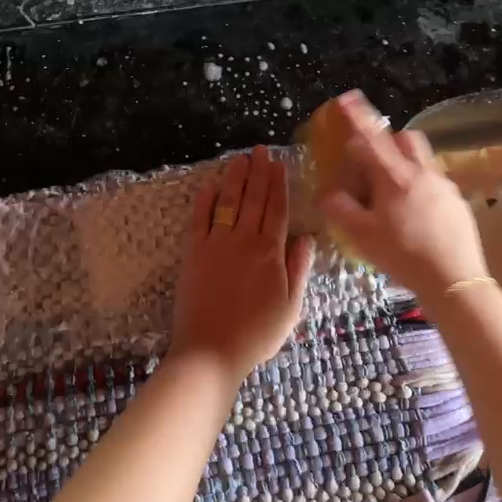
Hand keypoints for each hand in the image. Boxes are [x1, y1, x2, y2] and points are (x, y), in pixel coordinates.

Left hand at [170, 146, 316, 383]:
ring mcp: (216, 244)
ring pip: (227, 202)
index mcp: (270, 253)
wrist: (210, 352)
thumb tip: (307, 237)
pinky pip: (199, 219)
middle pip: (253, 198)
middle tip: (260, 149)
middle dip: (258, 172)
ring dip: (234, 178)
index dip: (278, 184)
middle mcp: (243, 241)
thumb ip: (299, 269)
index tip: (278, 163)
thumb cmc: (256, 335)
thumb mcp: (290, 308)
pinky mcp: (193, 253)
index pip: (277, 209)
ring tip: (240, 158)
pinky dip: (204, 199)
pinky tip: (209, 184)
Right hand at [317, 91, 488, 298]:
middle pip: (405, 138)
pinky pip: (436, 182)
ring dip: (405, 163)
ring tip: (393, 191)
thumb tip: (326, 193)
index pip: (371, 138)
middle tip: (373, 160)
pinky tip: (415, 214)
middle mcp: (422, 173)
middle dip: (388, 140)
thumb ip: (340, 209)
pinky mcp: (458, 203)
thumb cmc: (403, 255)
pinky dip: (421, 187)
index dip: (357, 117)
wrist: (454, 281)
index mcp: (395, 176)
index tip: (347, 98)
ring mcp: (444, 186)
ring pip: (423, 159)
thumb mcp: (362, 235)